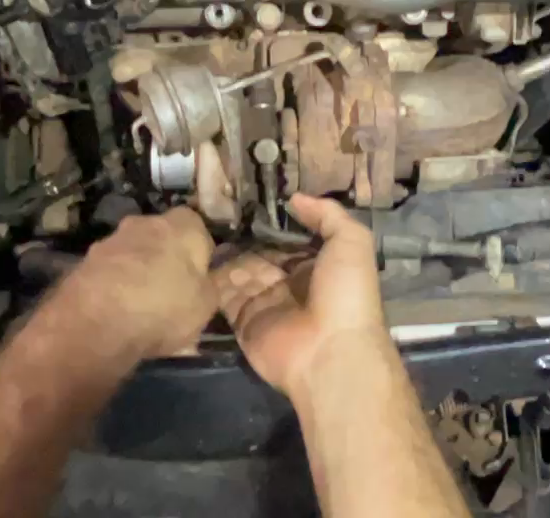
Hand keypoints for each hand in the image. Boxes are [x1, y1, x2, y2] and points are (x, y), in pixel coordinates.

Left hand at [57, 208, 216, 359]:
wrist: (95, 324)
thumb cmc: (164, 306)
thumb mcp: (206, 303)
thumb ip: (220, 284)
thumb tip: (236, 270)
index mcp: (183, 223)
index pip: (201, 233)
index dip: (202, 259)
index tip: (201, 284)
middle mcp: (147, 221)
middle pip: (165, 242)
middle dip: (168, 264)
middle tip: (172, 299)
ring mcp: (113, 239)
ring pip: (135, 256)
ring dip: (139, 275)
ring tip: (141, 313)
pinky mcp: (86, 261)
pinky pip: (110, 273)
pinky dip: (115, 288)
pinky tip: (116, 315)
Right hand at [214, 194, 390, 399]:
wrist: (331, 352)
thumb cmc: (345, 292)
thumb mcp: (351, 241)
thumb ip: (326, 214)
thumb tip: (295, 198)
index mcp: (317, 267)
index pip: (289, 243)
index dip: (272, 225)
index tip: (249, 203)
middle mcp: (291, 286)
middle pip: (262, 257)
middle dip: (244, 240)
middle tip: (218, 214)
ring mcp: (266, 306)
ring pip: (241, 275)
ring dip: (226, 256)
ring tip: (203, 229)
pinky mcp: (245, 325)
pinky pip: (226, 300)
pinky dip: (213, 282)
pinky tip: (198, 257)